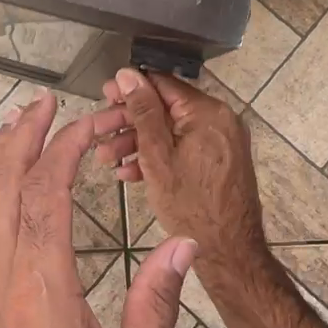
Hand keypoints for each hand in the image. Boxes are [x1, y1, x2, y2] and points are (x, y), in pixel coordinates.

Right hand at [99, 68, 266, 264]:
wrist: (228, 253)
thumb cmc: (190, 205)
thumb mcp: (157, 156)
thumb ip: (142, 112)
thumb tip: (126, 74)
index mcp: (207, 112)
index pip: (162, 84)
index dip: (129, 89)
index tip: (103, 96)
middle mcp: (219, 120)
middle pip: (165, 109)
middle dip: (128, 121)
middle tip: (99, 130)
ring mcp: (221, 141)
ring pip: (171, 130)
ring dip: (137, 142)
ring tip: (105, 158)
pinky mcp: (218, 160)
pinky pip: (184, 147)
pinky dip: (159, 156)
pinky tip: (129, 172)